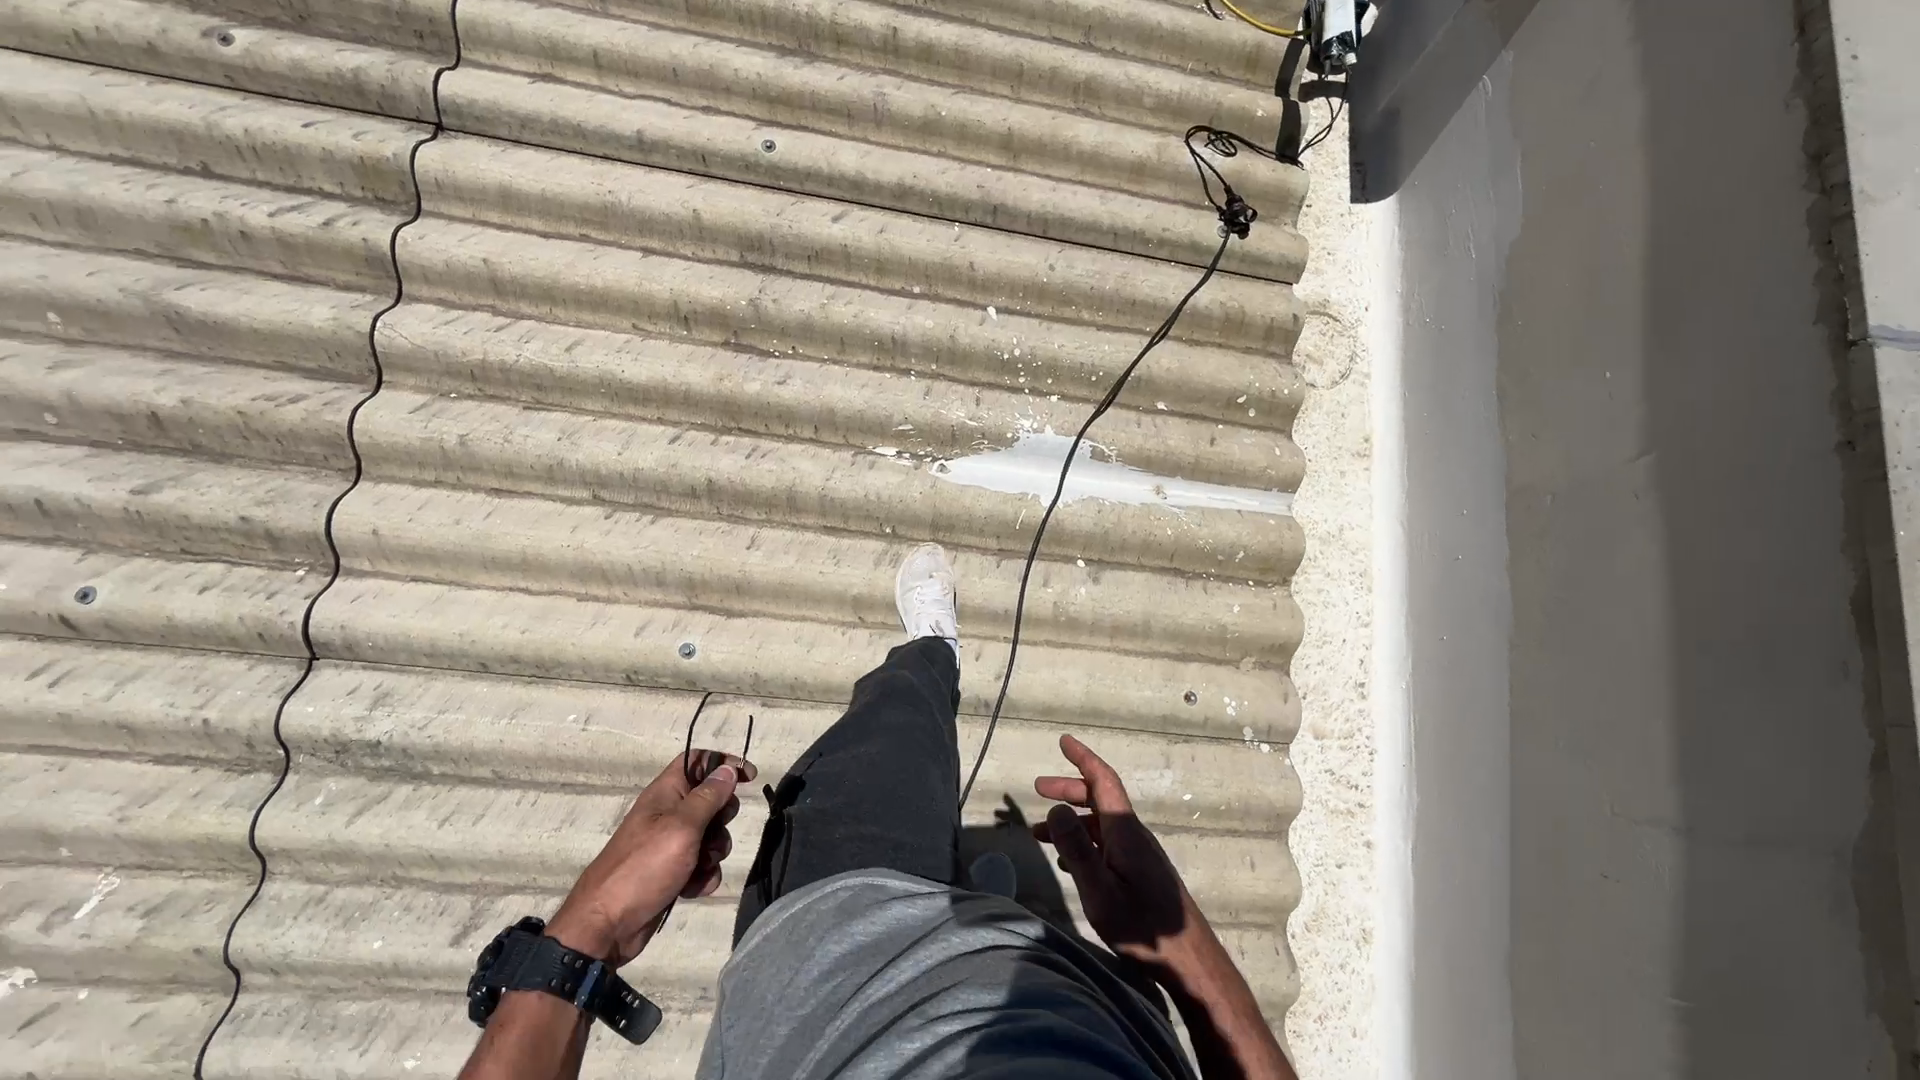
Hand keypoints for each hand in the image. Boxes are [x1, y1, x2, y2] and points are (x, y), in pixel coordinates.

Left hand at [547, 749, 756, 967]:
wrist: (608, 926)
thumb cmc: (644, 867)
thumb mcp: (682, 826)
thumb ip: (708, 797)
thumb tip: (728, 769)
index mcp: (665, 794)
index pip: (698, 761)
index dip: (723, 763)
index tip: (749, 777)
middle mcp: (669, 814)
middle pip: (712, 800)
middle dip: (722, 818)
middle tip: (713, 831)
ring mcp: (670, 845)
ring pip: (712, 836)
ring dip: (714, 852)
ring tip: (700, 866)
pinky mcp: (673, 872)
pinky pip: (703, 865)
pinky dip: (703, 875)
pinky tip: (692, 888)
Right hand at [1035, 735, 1295, 1079]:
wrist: (1188, 959)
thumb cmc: (1141, 925)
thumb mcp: (1099, 890)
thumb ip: (1077, 848)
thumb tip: (1056, 807)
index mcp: (1124, 830)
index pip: (1103, 781)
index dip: (1083, 758)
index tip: (1064, 741)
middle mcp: (1133, 834)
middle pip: (1100, 799)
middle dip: (1069, 789)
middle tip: (1038, 789)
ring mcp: (1140, 854)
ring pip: (1101, 824)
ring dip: (1072, 821)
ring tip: (1040, 834)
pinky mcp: (1142, 872)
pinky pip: (1107, 844)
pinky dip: (1084, 842)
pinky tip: (1070, 863)